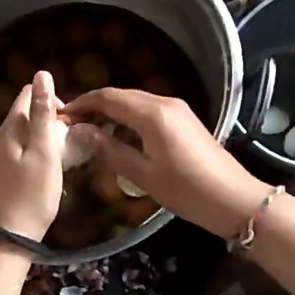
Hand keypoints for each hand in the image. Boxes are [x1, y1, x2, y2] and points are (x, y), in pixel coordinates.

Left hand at [0, 71, 69, 240]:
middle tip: (72, 139)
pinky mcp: (4, 171)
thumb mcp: (44, 151)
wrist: (12, 236)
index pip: (27, 95)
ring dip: (46, 135)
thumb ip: (44, 114)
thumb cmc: (34, 194)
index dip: (52, 100)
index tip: (71, 122)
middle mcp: (0, 138)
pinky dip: (39, 150)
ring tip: (66, 152)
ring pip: (26, 132)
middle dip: (50, 118)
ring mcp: (0, 156)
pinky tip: (52, 166)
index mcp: (9, 129)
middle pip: (26, 113)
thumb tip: (42, 75)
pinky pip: (24, 149)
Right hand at [63, 88, 271, 237]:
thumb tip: (80, 132)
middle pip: (122, 96)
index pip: (108, 97)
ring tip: (91, 134)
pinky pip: (150, 112)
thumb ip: (110, 150)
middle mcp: (165, 102)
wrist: (233, 198)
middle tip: (72, 126)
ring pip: (136, 103)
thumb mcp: (143, 174)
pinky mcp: (185, 120)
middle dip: (95, 107)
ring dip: (112, 114)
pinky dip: (130, 120)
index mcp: (153, 113)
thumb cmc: (186, 190)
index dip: (82, 103)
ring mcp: (178, 110)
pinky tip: (120, 139)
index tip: (61, 116)